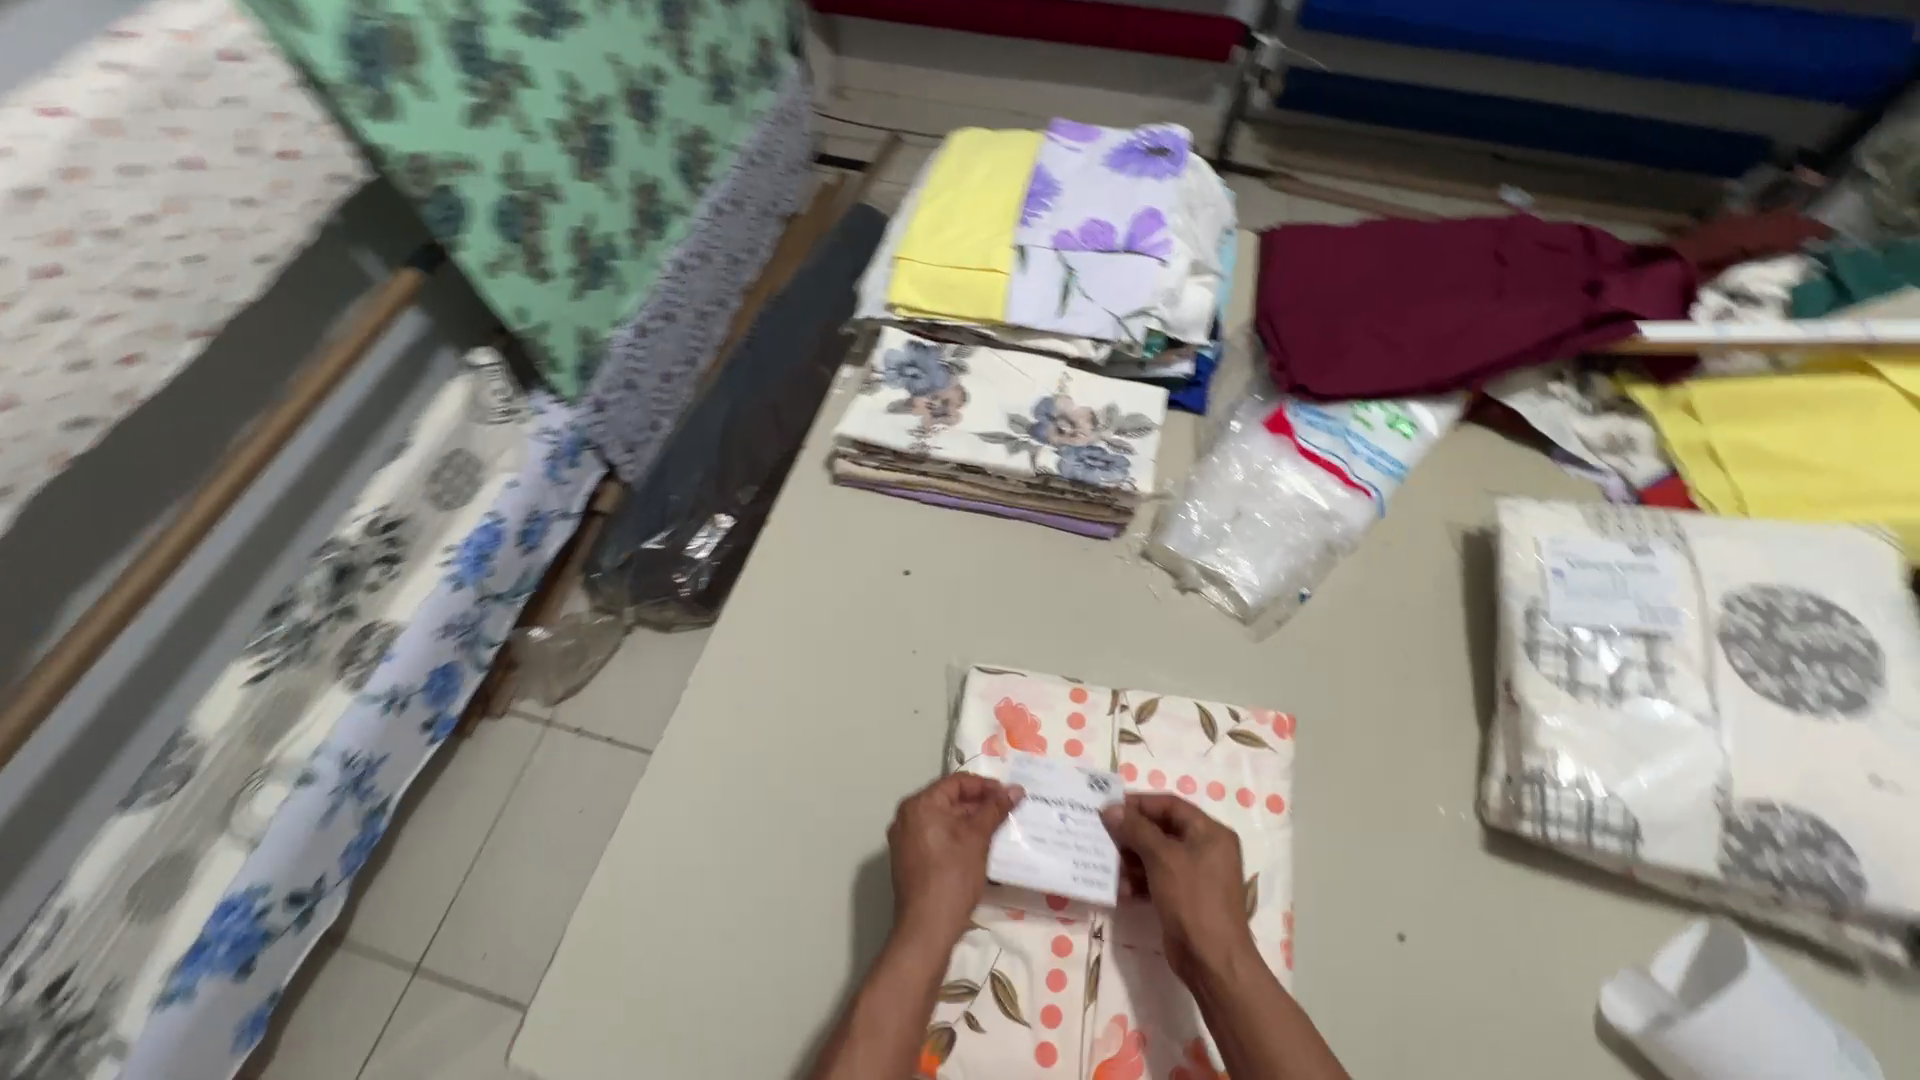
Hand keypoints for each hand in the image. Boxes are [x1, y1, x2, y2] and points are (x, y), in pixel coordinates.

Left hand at [886, 773, 1022, 944]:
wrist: (927, 928)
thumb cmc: (953, 876)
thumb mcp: (978, 838)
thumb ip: (995, 809)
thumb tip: (1016, 789)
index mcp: (919, 805)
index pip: (956, 783)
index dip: (985, 786)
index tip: (1009, 795)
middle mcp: (907, 817)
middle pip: (948, 800)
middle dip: (979, 805)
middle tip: (1007, 811)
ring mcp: (905, 840)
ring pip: (943, 821)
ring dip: (970, 822)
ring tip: (998, 829)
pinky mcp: (910, 860)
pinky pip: (937, 838)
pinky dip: (958, 838)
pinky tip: (980, 848)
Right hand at [1102, 794, 1255, 984]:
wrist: (1212, 960)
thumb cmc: (1192, 899)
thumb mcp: (1162, 858)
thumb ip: (1135, 829)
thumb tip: (1110, 809)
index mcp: (1210, 832)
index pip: (1170, 805)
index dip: (1139, 804)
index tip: (1109, 808)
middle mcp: (1205, 849)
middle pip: (1161, 830)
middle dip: (1132, 834)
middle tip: (1104, 836)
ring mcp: (1195, 875)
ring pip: (1156, 856)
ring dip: (1131, 860)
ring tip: (1110, 867)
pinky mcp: (1184, 897)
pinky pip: (1157, 879)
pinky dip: (1139, 881)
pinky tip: (1122, 890)